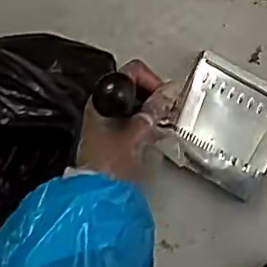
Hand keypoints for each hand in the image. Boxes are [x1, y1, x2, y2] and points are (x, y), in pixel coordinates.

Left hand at [77, 59, 176, 181]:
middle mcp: (101, 106)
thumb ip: (156, 106)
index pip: (134, 71)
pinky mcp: (109, 134)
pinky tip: (153, 130)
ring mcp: (104, 120)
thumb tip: (171, 90)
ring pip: (135, 101)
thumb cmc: (110, 161)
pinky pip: (132, 116)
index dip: (153, 80)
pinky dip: (146, 118)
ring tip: (162, 120)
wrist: (96, 195)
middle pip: (135, 84)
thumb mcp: (140, 129)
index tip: (164, 96)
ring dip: (152, 108)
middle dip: (155, 94)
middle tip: (166, 107)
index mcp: (103, 99)